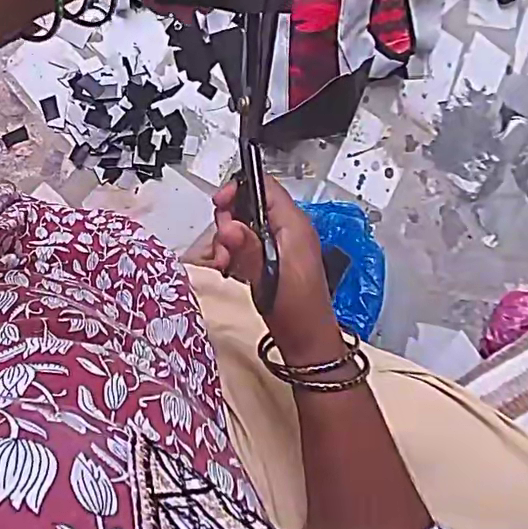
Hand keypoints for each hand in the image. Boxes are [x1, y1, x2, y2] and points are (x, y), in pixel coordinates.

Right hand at [207, 176, 344, 365]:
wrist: (307, 343)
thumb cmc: (297, 312)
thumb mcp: (268, 278)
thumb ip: (248, 249)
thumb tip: (229, 225)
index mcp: (294, 226)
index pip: (265, 185)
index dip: (239, 188)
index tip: (221, 204)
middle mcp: (287, 229)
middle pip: (247, 203)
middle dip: (227, 221)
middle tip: (224, 246)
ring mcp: (279, 243)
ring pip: (242, 224)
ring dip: (226, 241)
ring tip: (225, 262)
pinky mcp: (270, 256)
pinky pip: (244, 242)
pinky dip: (231, 252)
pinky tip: (229, 268)